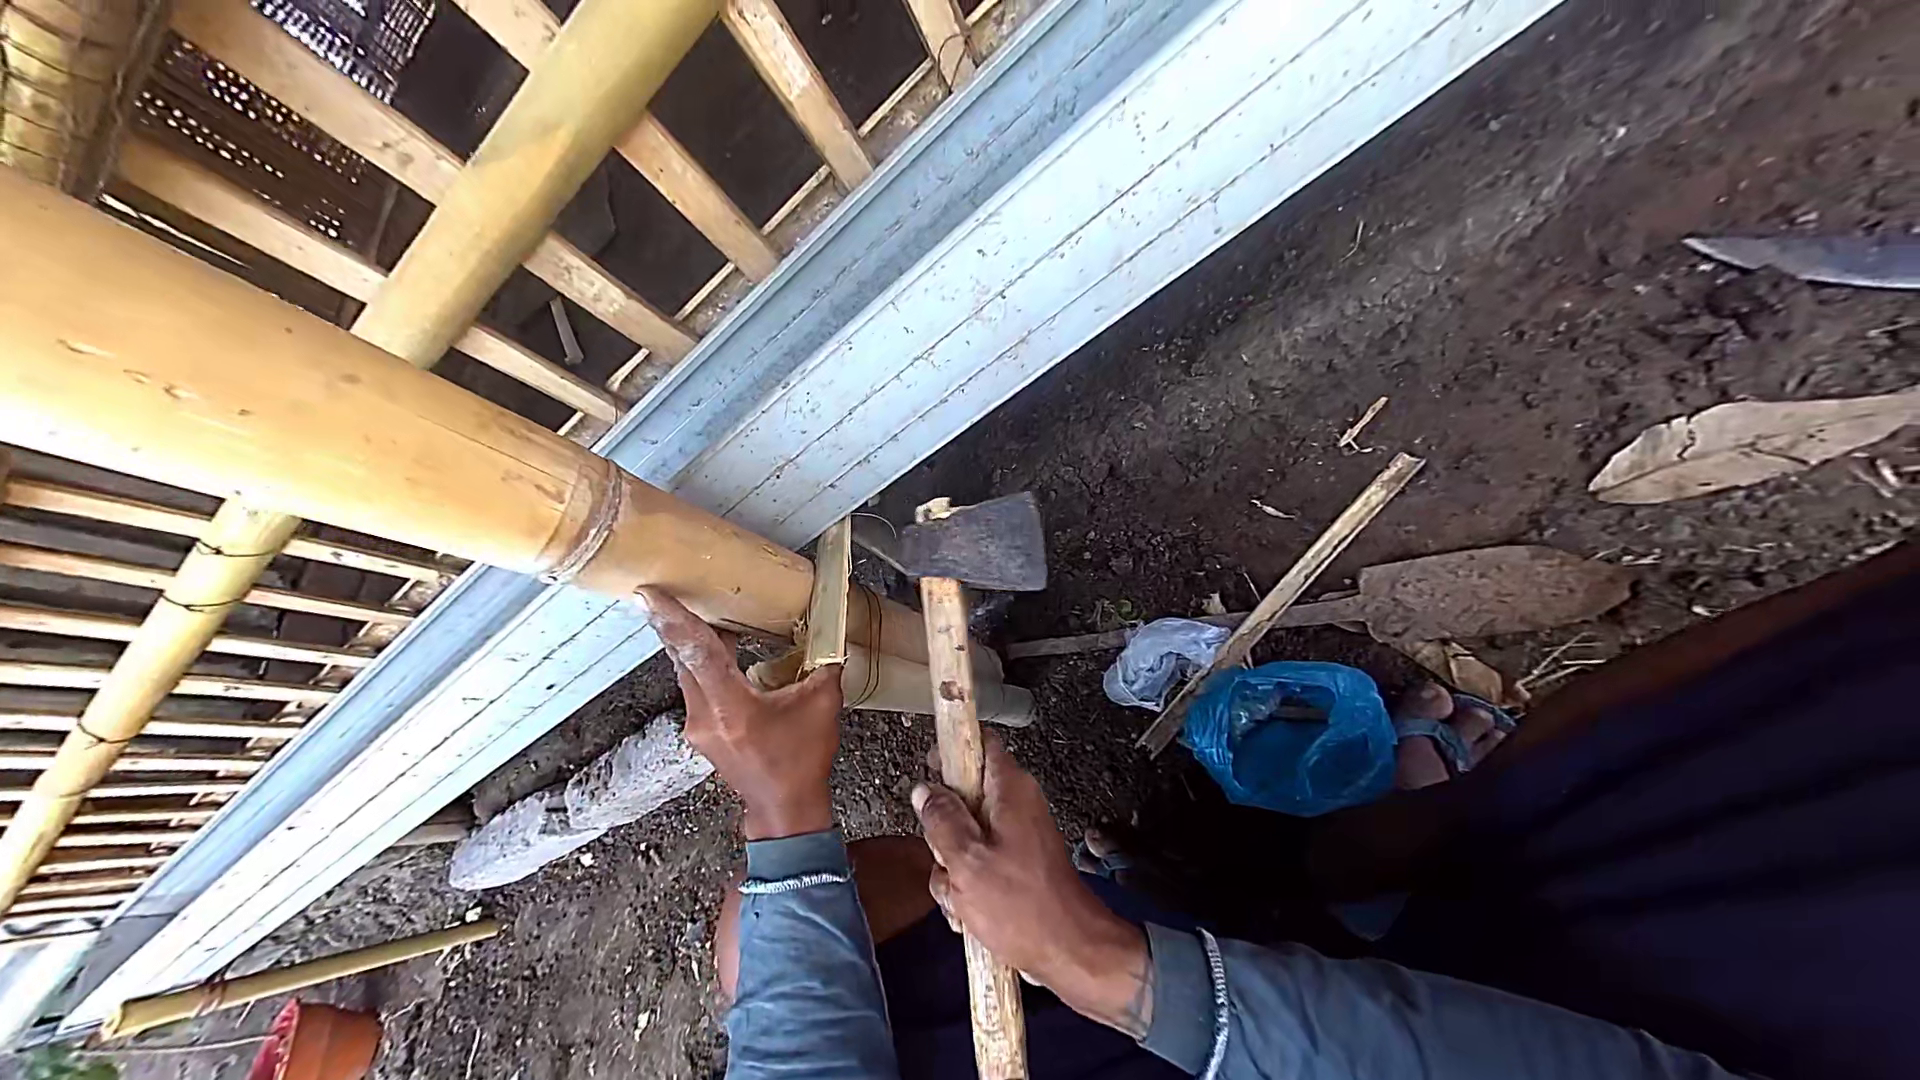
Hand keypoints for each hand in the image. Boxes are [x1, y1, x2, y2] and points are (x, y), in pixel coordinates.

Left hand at [637, 586, 843, 839]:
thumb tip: (830, 634)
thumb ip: (824, 665)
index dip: (675, 620)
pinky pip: (695, 686)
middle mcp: (704, 716)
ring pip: (686, 672)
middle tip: (666, 592)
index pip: (698, 653)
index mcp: (732, 707)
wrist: (783, 809)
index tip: (651, 595)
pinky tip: (720, 648)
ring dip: (691, 643)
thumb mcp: (821, 705)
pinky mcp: (700, 732)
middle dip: (675, 624)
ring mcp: (697, 726)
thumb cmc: (801, 760)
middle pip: (683, 659)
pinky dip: (702, 663)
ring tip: (697, 612)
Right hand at [912, 737, 1154, 1038]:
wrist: (1071, 954)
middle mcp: (1016, 802)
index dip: (950, 751)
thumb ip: (941, 821)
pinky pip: (980, 858)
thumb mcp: (968, 862)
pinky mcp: (1017, 861)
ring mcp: (1017, 833)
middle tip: (945, 857)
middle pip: (964, 793)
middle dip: (944, 827)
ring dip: (953, 865)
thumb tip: (923, 790)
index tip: (928, 773)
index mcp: (1010, 788)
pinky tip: (969, 912)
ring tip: (961, 896)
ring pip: (966, 832)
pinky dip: (969, 882)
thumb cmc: (1021, 906)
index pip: (980, 743)